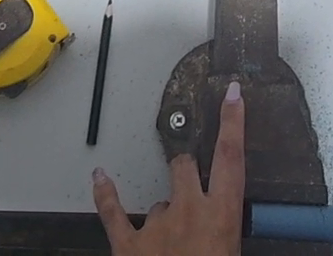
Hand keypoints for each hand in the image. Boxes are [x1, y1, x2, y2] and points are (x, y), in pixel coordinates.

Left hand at [93, 81, 245, 255]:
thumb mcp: (231, 251)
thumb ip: (227, 231)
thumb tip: (224, 228)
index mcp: (220, 216)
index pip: (230, 157)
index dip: (232, 122)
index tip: (232, 93)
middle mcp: (187, 212)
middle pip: (185, 166)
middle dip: (186, 168)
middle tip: (189, 181)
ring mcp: (155, 226)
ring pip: (158, 201)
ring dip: (165, 210)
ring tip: (170, 237)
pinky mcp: (127, 244)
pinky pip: (113, 213)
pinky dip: (106, 194)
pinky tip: (100, 177)